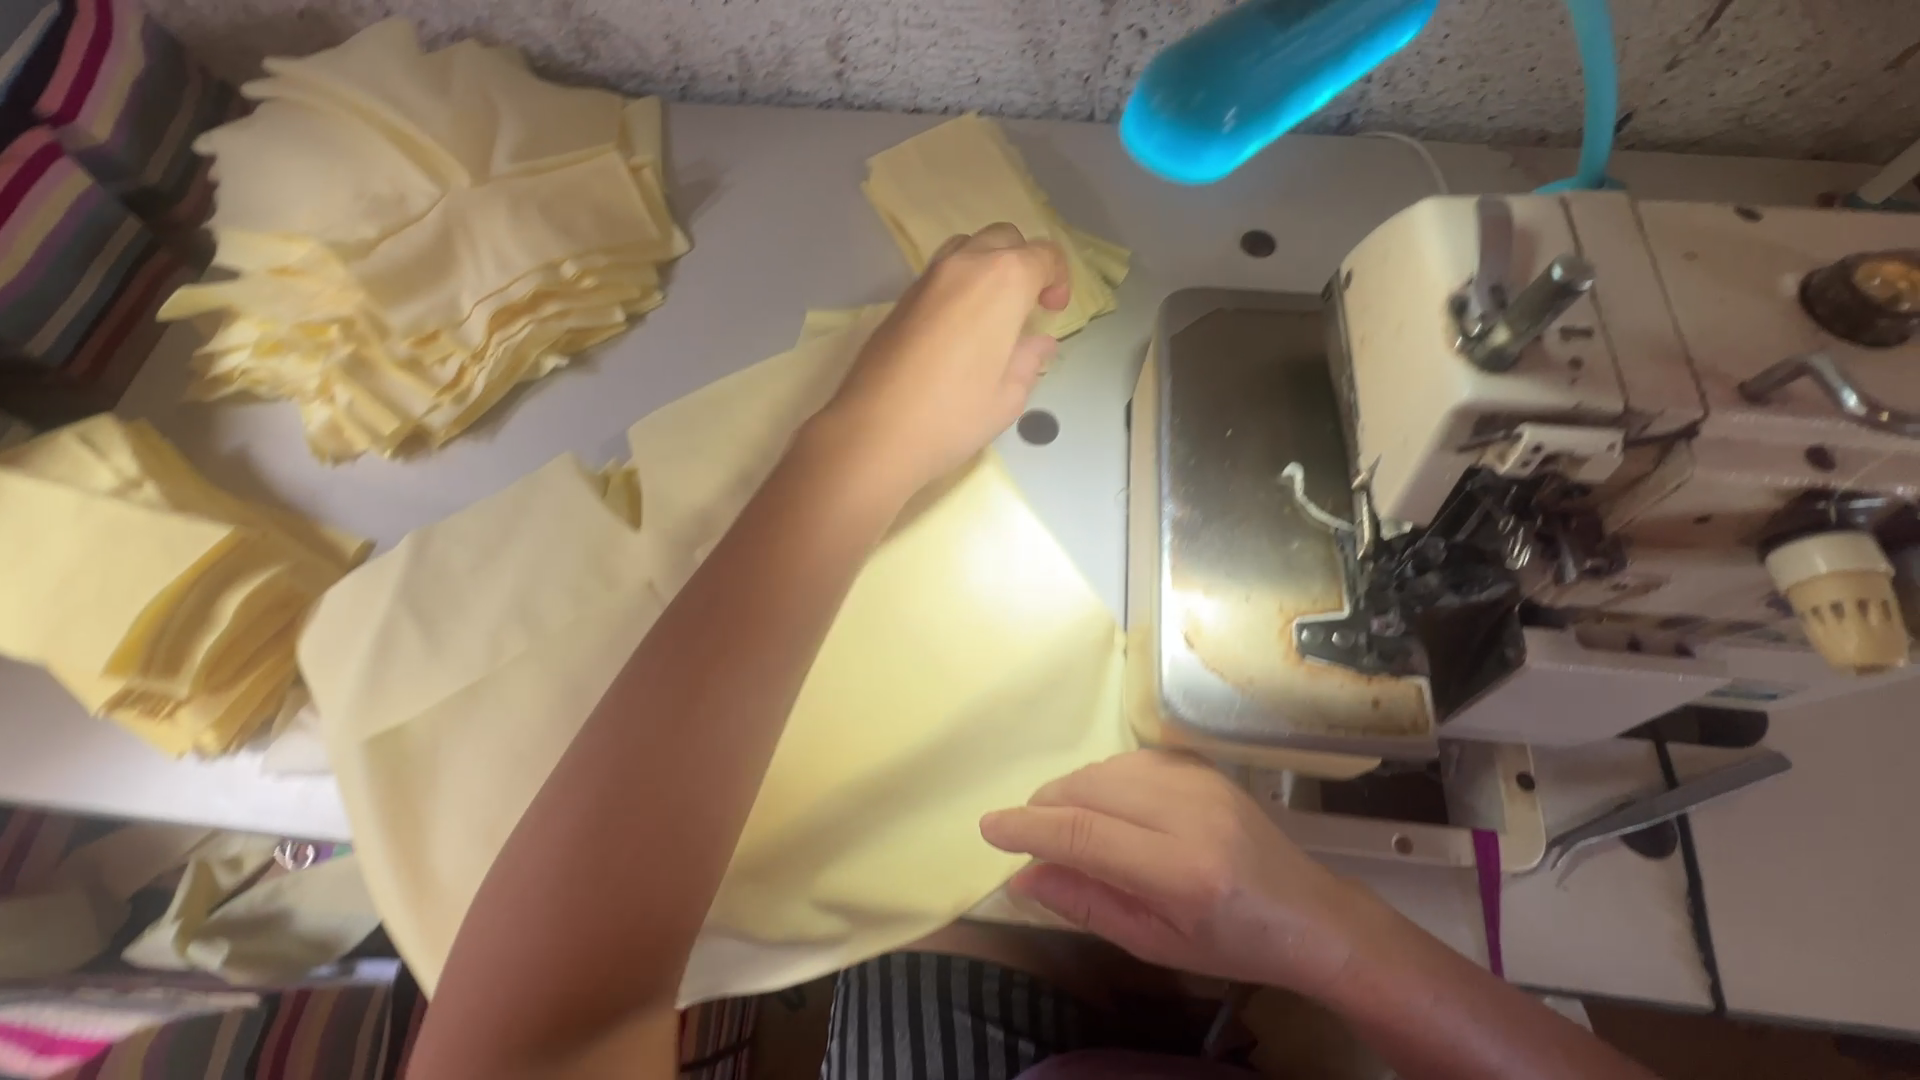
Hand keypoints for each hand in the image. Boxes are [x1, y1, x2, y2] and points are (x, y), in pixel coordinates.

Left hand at [818, 223, 1070, 497]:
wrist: (875, 431)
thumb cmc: (954, 416)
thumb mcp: (1008, 396)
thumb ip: (1028, 359)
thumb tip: (1038, 343)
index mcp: (1003, 281)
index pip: (1043, 255)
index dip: (1058, 279)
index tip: (1053, 311)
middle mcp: (964, 265)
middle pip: (1004, 239)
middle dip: (1024, 264)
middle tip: (1027, 307)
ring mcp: (927, 278)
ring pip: (967, 248)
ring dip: (988, 267)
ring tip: (992, 313)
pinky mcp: (901, 299)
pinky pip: (940, 274)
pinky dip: (959, 285)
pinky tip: (959, 329)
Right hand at [979, 750, 1383, 994]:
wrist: (1310, 913)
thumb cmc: (1231, 943)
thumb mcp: (1155, 944)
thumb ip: (1085, 904)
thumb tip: (1021, 876)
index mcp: (1179, 870)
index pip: (1082, 833)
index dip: (1027, 828)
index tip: (989, 829)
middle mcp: (1188, 812)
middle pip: (1086, 789)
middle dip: (1043, 806)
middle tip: (1026, 834)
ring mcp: (1198, 781)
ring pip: (1104, 768)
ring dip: (1071, 791)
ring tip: (1067, 825)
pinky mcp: (1202, 766)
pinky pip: (1130, 760)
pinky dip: (1103, 780)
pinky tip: (1107, 807)